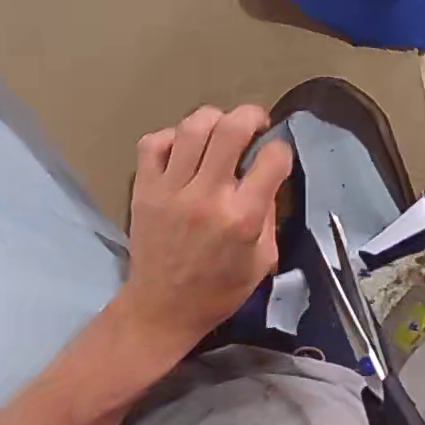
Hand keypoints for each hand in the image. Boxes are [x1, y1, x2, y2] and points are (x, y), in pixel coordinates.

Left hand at [109, 105, 293, 366]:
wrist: (162, 308)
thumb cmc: (218, 290)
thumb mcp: (262, 260)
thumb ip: (269, 214)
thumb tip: (268, 175)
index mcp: (243, 218)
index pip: (273, 158)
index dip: (281, 150)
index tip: (276, 157)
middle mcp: (207, 197)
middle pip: (232, 129)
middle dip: (251, 115)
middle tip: (254, 124)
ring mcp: (171, 190)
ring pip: (192, 127)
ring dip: (214, 119)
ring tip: (220, 130)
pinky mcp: (144, 189)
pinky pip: (154, 143)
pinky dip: (172, 136)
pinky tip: (183, 148)